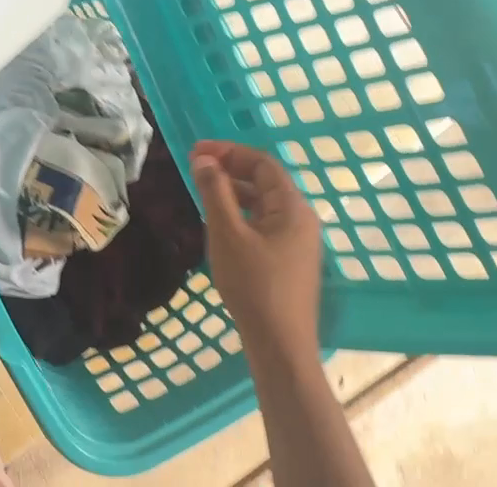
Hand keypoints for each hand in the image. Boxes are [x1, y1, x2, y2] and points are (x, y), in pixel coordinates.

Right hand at [190, 140, 321, 354]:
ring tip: (202, 189)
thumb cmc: (253, 284)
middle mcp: (301, 220)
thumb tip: (204, 159)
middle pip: (265, 181)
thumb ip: (214, 192)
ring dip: (233, 190)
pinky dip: (240, 212)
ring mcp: (297, 242)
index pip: (263, 164)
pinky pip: (263, 222)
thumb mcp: (227, 234)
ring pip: (263, 203)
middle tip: (195, 166)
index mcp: (293, 208)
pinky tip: (219, 221)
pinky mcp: (289, 260)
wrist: (280, 344)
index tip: (196, 151)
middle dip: (230, 168)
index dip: (229, 152)